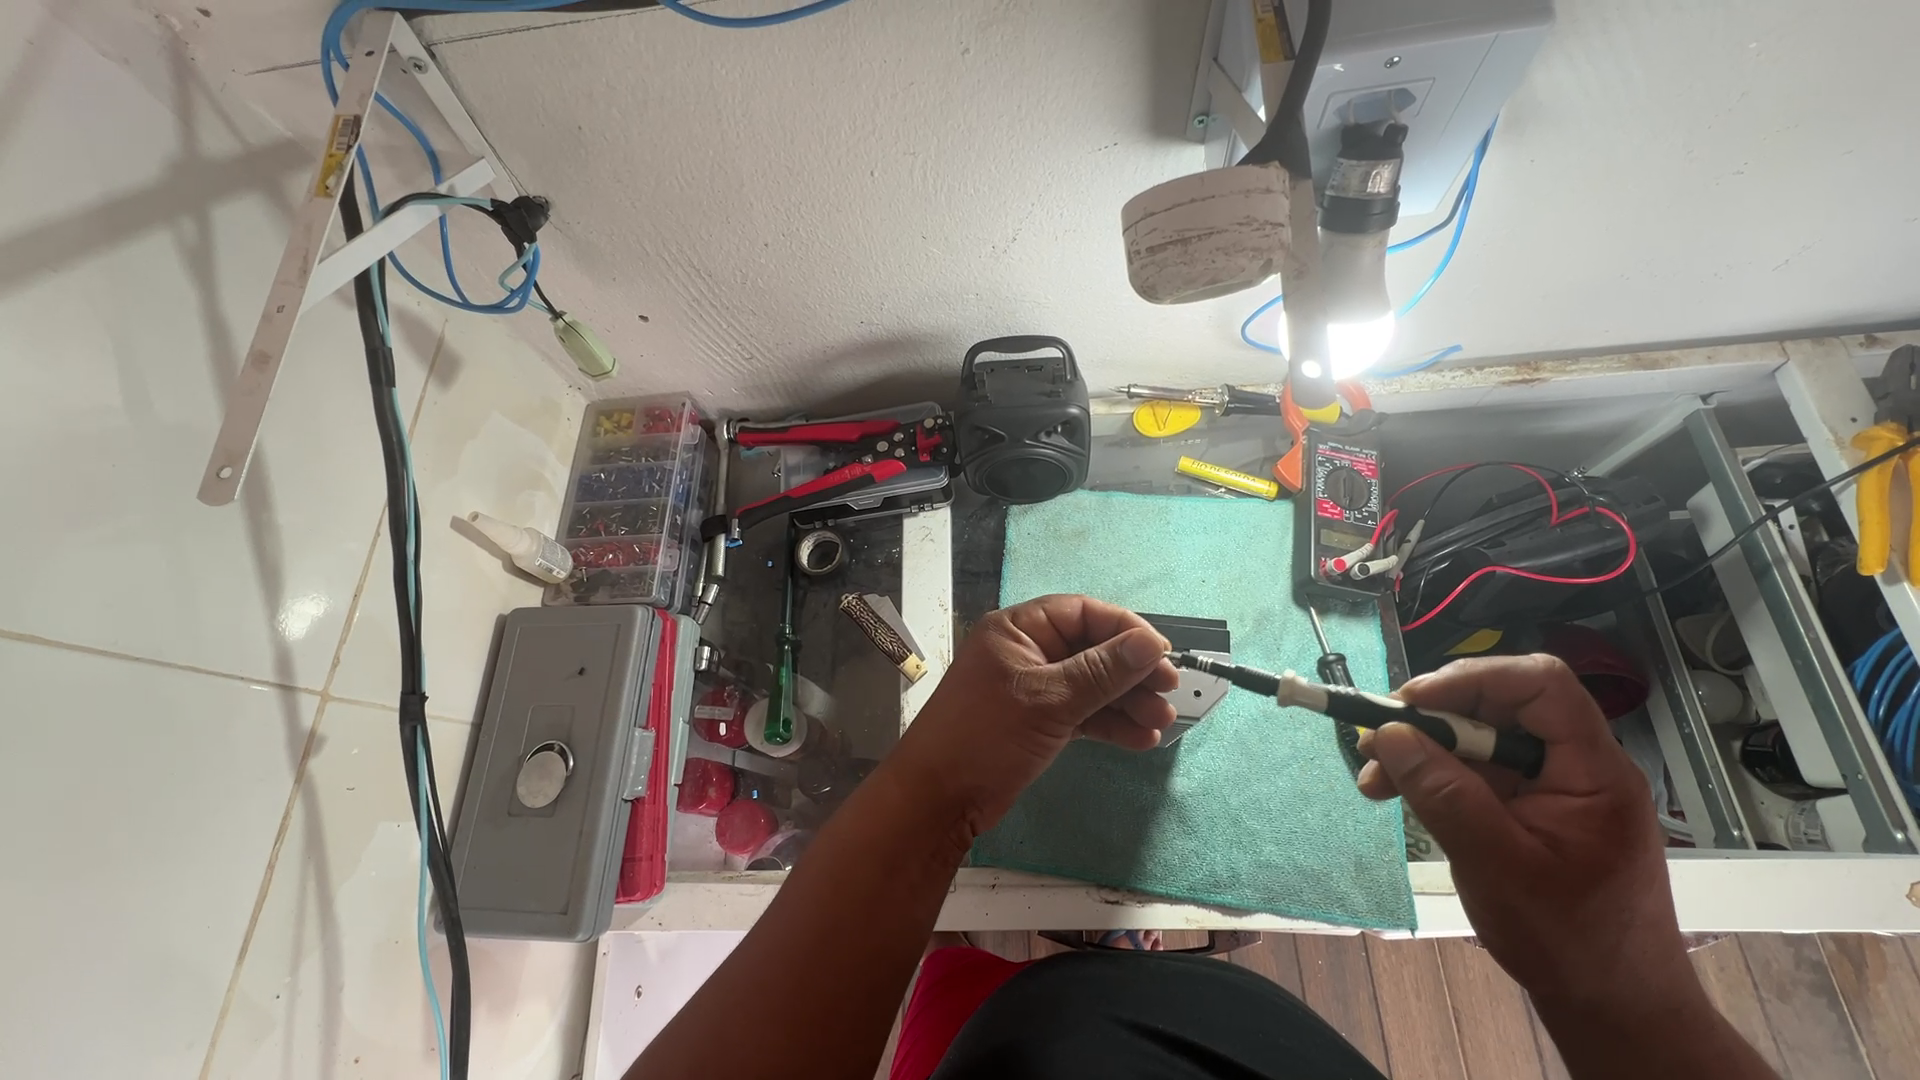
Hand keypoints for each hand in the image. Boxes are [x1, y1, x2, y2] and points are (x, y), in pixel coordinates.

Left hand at [889, 595, 1179, 839]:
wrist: (939, 801)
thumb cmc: (985, 736)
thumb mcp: (1048, 700)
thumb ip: (1102, 671)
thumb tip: (1153, 644)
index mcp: (1018, 629)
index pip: (1082, 613)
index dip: (1125, 629)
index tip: (1162, 654)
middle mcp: (1027, 652)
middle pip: (1091, 649)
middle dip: (1131, 671)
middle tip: (1169, 692)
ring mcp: (1033, 689)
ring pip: (1091, 684)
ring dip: (1127, 701)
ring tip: (1161, 722)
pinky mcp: (1038, 722)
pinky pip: (1082, 713)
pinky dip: (1109, 724)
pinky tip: (1140, 739)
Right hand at [1356, 655, 1692, 1008]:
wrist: (1611, 1005)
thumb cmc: (1567, 938)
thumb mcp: (1494, 862)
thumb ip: (1441, 792)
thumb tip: (1388, 734)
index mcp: (1592, 769)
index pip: (1540, 683)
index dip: (1472, 678)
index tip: (1412, 704)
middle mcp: (1575, 765)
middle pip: (1499, 705)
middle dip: (1431, 717)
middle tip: (1378, 740)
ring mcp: (1551, 786)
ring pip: (1478, 738)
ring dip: (1421, 749)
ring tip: (1373, 778)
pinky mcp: (1529, 807)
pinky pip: (1476, 772)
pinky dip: (1432, 776)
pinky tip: (1395, 793)